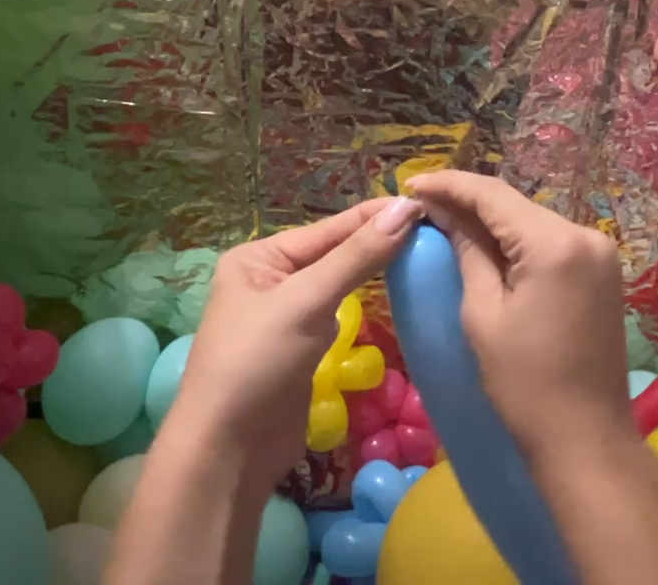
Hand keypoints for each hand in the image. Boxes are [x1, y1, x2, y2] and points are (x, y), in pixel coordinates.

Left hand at [162, 195, 421, 491]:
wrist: (227, 455)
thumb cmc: (256, 365)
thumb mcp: (306, 302)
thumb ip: (356, 256)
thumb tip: (403, 209)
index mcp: (258, 257)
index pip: (328, 229)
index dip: (374, 216)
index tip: (422, 203)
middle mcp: (270, 280)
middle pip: (334, 252)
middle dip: (376, 240)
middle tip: (430, 226)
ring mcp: (286, 316)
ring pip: (339, 282)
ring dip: (373, 269)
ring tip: (420, 249)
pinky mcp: (301, 349)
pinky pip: (338, 313)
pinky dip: (364, 301)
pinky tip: (393, 290)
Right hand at [404, 171, 631, 456]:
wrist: (587, 441)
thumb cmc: (525, 385)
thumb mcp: (483, 314)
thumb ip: (467, 252)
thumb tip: (443, 213)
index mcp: (555, 243)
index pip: (493, 195)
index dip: (449, 185)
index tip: (411, 184)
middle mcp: (585, 235)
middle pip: (515, 204)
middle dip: (469, 200)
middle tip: (424, 203)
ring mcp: (599, 252)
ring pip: (532, 220)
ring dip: (492, 218)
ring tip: (446, 218)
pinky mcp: (602, 271)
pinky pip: (550, 240)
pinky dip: (517, 238)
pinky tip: (486, 242)